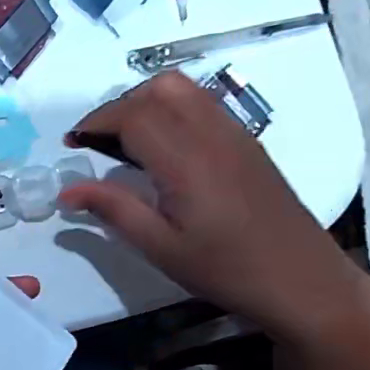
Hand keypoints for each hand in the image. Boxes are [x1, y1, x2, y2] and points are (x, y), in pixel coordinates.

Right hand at [59, 71, 369, 342]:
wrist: (302, 280)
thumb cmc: (225, 269)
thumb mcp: (160, 247)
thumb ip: (113, 210)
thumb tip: (67, 191)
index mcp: (187, 161)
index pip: (134, 115)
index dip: (96, 122)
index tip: (72, 144)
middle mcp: (212, 135)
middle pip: (158, 90)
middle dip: (117, 107)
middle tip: (95, 142)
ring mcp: (235, 134)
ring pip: (184, 89)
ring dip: (145, 101)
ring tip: (125, 139)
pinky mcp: (247, 142)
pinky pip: (204, 103)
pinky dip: (171, 107)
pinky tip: (162, 144)